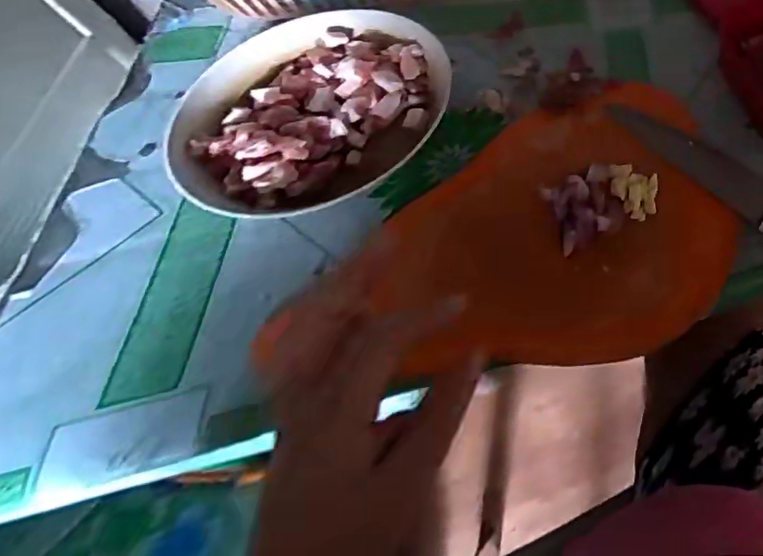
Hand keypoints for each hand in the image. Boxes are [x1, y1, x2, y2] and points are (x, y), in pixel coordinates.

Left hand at [253, 239, 482, 555]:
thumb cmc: (354, 533)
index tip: (462, 301)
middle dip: (358, 272)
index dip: (421, 315)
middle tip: (391, 236)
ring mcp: (287, 405)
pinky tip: (334, 307)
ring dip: (336, 287)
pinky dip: (315, 315)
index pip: (378, 341)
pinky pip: (295, 347)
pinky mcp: (287, 415)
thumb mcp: (407, 483)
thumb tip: (476, 350)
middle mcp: (302, 398)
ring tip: (368, 258)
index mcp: (333, 411)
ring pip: (301, 329)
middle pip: (322, 318)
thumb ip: (441, 414)